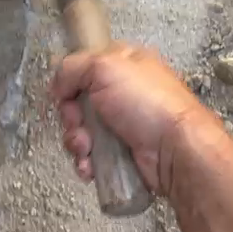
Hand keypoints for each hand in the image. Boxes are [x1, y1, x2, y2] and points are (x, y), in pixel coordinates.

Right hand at [50, 44, 225, 195]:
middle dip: (71, 118)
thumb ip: (72, 67)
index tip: (67, 93)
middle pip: (77, 103)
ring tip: (88, 148)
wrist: (174, 150)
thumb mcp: (104, 66)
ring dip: (77, 142)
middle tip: (79, 123)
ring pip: (81, 133)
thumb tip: (58, 87)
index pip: (84, 68)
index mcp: (125, 65)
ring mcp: (123, 125)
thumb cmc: (147, 103)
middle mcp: (124, 94)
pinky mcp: (122, 153)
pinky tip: (91, 166)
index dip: (71, 82)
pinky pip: (91, 157)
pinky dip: (86, 163)